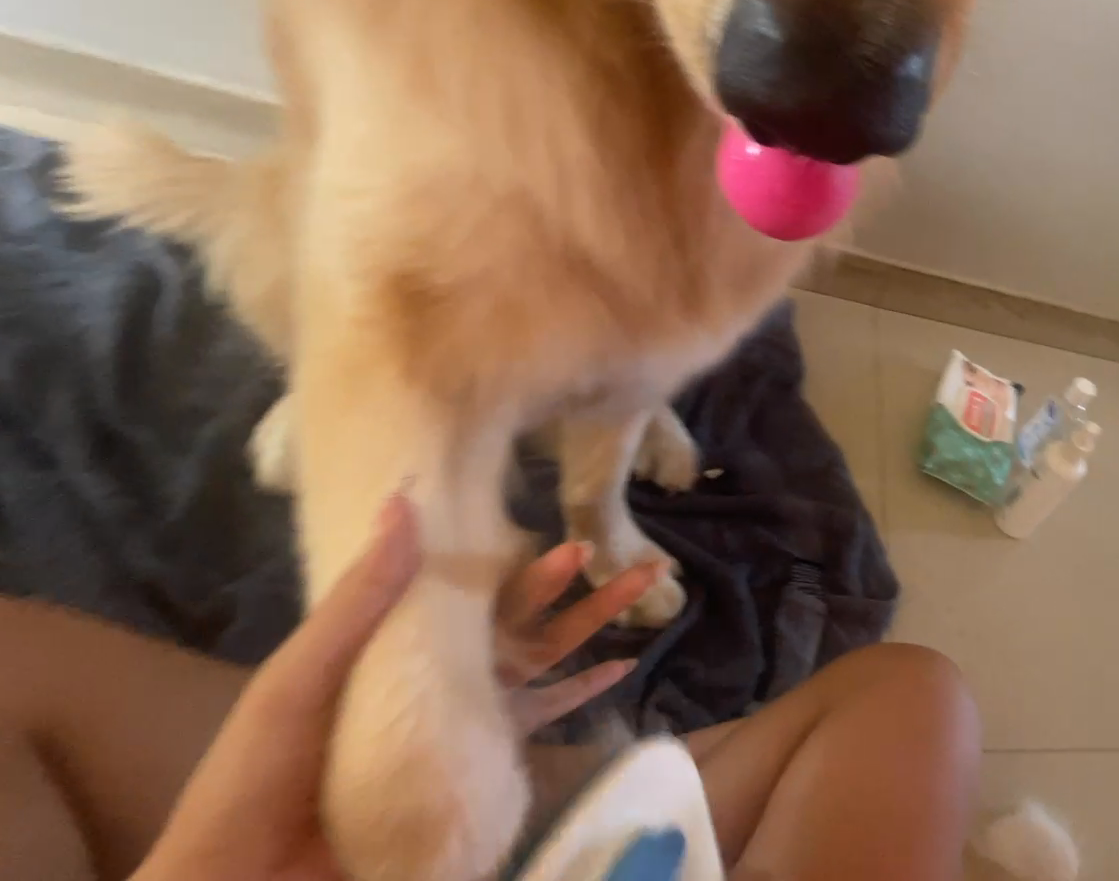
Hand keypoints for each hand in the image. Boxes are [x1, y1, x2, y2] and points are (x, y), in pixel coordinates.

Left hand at [135, 495, 662, 880]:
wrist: (252, 878)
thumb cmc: (264, 771)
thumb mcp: (303, 675)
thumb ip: (361, 597)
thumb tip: (403, 501)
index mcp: (405, 641)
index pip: (481, 589)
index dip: (529, 564)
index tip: (572, 542)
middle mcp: (445, 669)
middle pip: (529, 617)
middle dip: (580, 586)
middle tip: (630, 558)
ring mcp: (467, 714)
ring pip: (548, 656)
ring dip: (595, 623)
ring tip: (641, 588)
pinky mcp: (479, 759)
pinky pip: (543, 716)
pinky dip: (585, 690)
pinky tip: (622, 666)